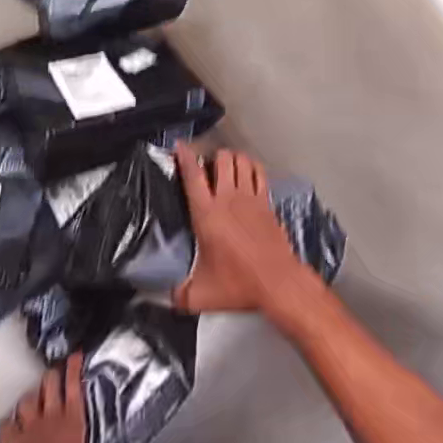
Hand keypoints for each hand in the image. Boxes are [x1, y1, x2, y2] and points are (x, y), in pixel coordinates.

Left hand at [0, 354, 110, 442]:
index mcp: (74, 423)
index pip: (75, 386)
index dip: (74, 368)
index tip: (75, 356)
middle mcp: (51, 420)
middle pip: (49, 385)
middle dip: (51, 375)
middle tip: (54, 372)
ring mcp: (28, 431)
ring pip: (27, 400)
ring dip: (30, 397)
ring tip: (33, 395)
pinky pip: (5, 425)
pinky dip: (7, 422)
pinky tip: (8, 422)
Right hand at [173, 144, 315, 319]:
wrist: (277, 281)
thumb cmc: (237, 284)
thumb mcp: (199, 295)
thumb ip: (177, 294)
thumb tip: (166, 296)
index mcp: (207, 215)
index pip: (193, 177)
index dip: (185, 158)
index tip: (179, 147)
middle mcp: (229, 199)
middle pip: (222, 159)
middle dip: (212, 156)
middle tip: (206, 165)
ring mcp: (252, 198)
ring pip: (243, 161)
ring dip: (233, 158)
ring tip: (226, 166)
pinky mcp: (267, 203)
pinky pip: (260, 174)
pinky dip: (252, 167)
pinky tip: (248, 173)